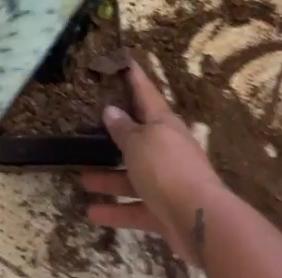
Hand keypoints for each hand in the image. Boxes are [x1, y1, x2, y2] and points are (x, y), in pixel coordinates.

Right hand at [82, 59, 229, 265]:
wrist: (199, 220)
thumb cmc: (166, 168)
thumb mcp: (139, 142)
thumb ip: (123, 129)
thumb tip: (111, 110)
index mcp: (163, 124)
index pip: (146, 94)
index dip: (135, 78)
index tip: (126, 61)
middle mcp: (166, 149)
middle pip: (138, 138)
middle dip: (115, 136)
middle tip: (91, 126)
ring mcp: (166, 182)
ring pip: (132, 176)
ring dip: (108, 179)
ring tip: (82, 177)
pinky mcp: (164, 212)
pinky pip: (135, 208)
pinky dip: (115, 211)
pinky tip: (92, 213)